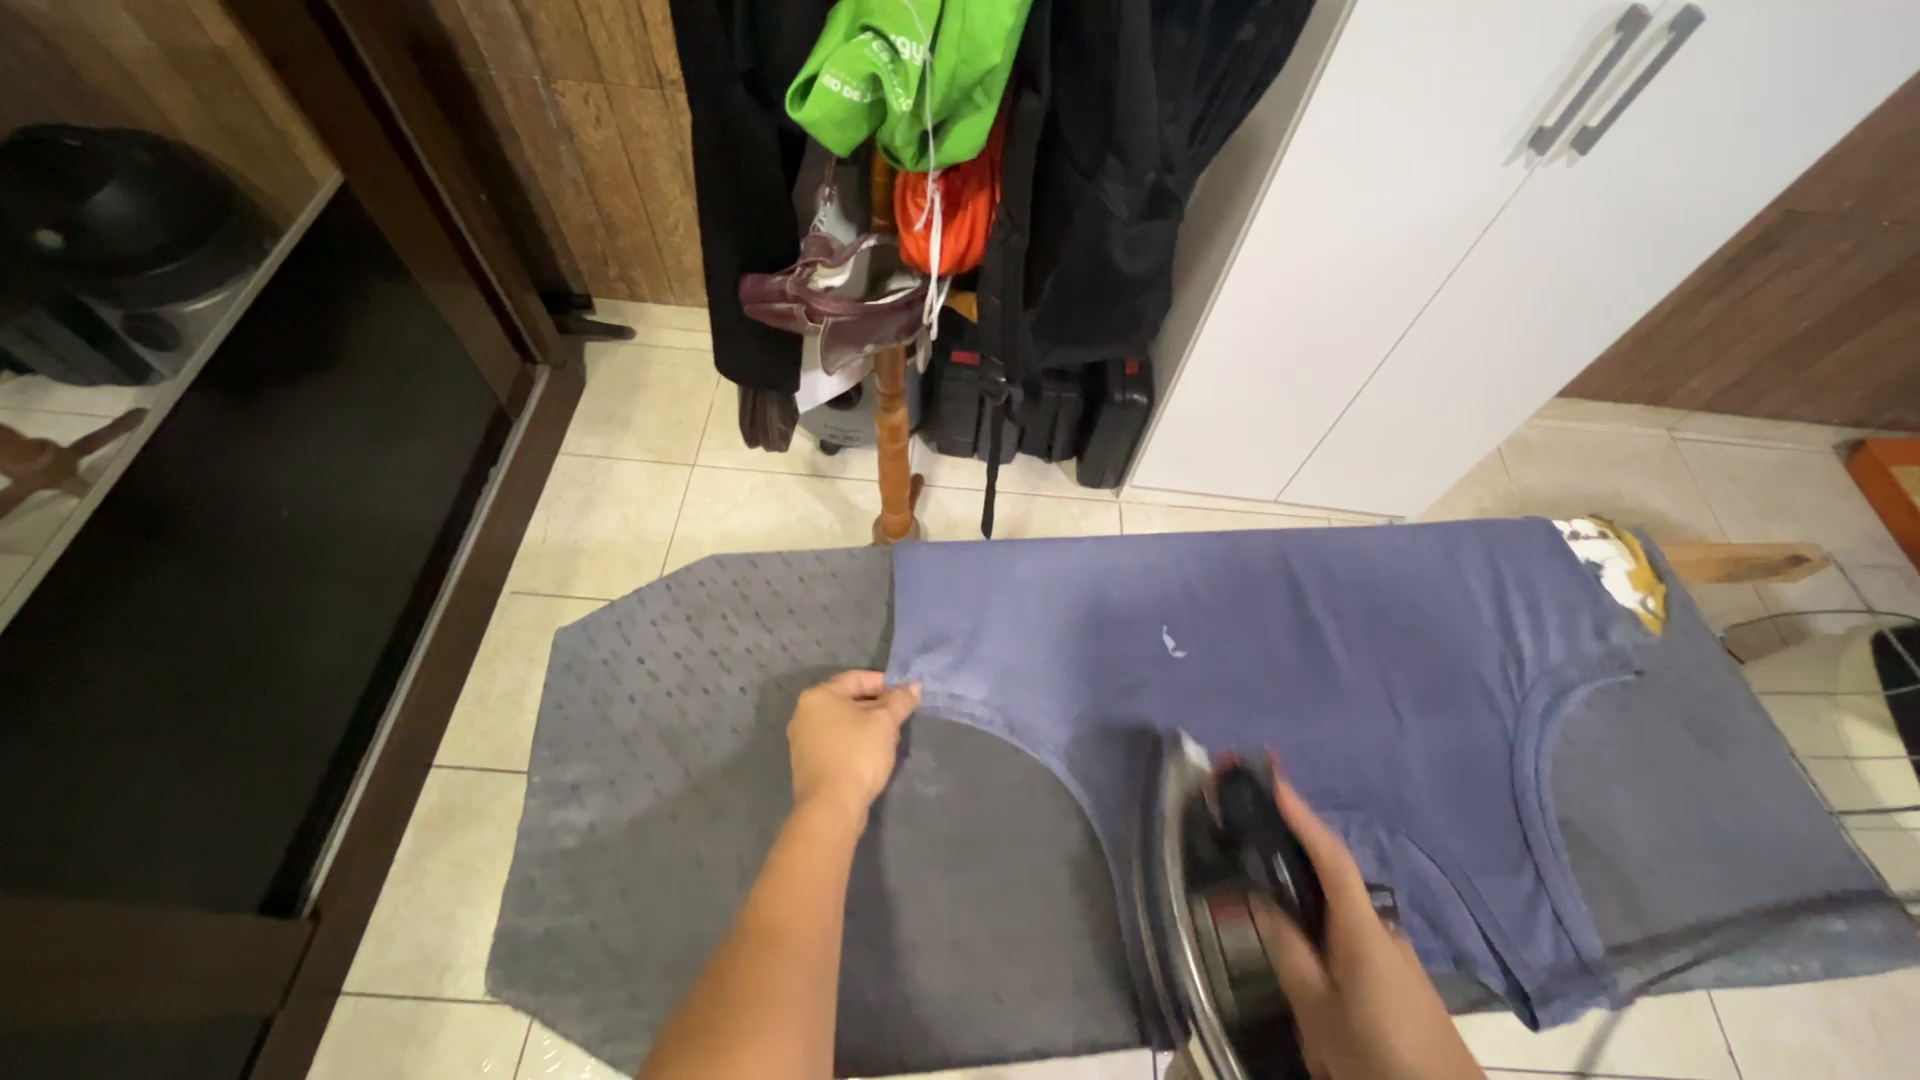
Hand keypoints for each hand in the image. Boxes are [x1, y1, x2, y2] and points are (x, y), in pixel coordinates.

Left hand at [786, 670, 920, 825]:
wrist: (831, 807)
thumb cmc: (857, 755)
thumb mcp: (885, 723)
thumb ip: (900, 700)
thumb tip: (914, 685)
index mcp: (818, 695)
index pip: (857, 678)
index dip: (885, 683)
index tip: (906, 695)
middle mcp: (804, 713)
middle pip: (849, 700)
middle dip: (879, 708)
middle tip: (900, 720)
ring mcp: (803, 739)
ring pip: (844, 723)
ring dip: (869, 727)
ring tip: (891, 740)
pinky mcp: (808, 762)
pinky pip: (837, 742)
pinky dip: (856, 743)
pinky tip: (874, 756)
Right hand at [1254, 781, 1485, 1079]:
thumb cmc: (1378, 1054)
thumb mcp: (1317, 1009)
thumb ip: (1289, 951)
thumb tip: (1262, 898)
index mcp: (1360, 928)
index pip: (1329, 856)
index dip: (1301, 814)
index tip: (1273, 778)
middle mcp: (1379, 928)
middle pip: (1331, 874)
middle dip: (1291, 842)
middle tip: (1250, 821)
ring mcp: (1390, 952)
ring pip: (1336, 908)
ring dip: (1301, 886)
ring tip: (1259, 881)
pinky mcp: (1394, 976)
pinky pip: (1346, 931)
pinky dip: (1317, 917)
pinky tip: (1297, 938)